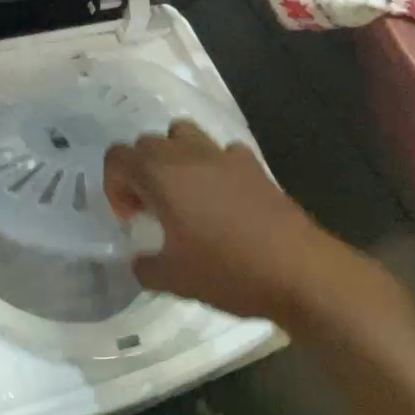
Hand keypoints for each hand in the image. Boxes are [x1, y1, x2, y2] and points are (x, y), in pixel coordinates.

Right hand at [103, 121, 360, 320]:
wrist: (301, 272)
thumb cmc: (229, 271)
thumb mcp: (174, 280)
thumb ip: (144, 266)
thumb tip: (139, 261)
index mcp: (160, 175)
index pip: (117, 157)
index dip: (114, 186)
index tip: (131, 219)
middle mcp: (186, 155)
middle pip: (146, 143)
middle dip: (140, 171)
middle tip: (152, 209)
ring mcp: (223, 156)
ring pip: (182, 133)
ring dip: (173, 156)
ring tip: (183, 193)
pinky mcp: (253, 166)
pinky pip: (222, 152)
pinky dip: (214, 166)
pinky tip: (224, 198)